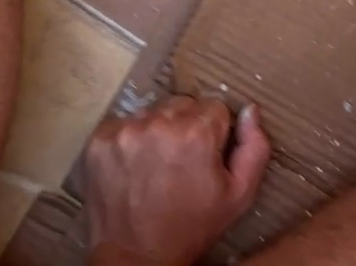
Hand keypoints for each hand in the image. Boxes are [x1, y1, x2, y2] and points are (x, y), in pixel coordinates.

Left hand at [83, 97, 270, 265]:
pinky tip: (133, 166)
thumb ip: (254, 148)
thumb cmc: (191, 227)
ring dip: (157, 131)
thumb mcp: (238, 197)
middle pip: (182, 104)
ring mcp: (126, 129)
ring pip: (153, 112)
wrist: (136, 258)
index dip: (213, 133)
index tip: (204, 157)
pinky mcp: (101, 139)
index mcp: (196, 133)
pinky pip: (123, 123)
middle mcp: (160, 122)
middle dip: (186, 126)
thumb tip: (250, 110)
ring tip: (156, 165)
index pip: (214, 107)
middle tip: (180, 162)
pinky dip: (129, 139)